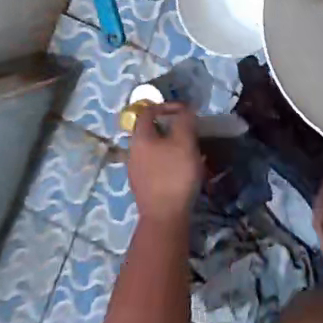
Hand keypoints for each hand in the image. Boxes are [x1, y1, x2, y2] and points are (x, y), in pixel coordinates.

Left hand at [125, 103, 202, 225]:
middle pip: (150, 130)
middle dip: (170, 126)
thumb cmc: (175, 174)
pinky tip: (181, 169)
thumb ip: (185, 121)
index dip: (167, 105)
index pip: (148, 111)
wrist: (164, 216)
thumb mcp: (185, 142)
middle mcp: (133, 151)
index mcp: (140, 137)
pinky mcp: (142, 185)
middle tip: (189, 130)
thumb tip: (185, 109)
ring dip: (170, 144)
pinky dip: (167, 159)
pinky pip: (154, 164)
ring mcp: (135, 170)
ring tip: (188, 150)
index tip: (186, 110)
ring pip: (152, 148)